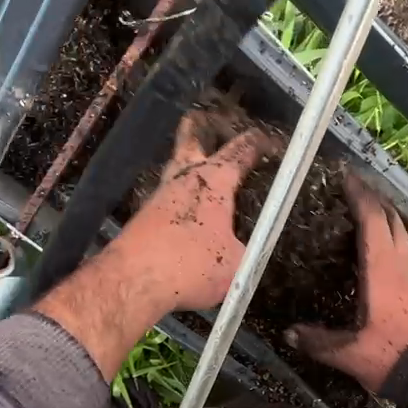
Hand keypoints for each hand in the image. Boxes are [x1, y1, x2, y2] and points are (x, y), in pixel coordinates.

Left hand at [34, 113, 278, 380]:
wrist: (135, 281)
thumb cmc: (192, 266)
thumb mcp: (236, 264)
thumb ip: (245, 250)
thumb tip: (242, 251)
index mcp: (214, 179)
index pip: (241, 148)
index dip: (260, 143)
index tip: (272, 142)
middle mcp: (184, 177)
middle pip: (193, 132)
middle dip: (209, 126)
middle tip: (222, 133)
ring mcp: (159, 195)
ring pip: (177, 168)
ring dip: (192, 169)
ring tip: (209, 186)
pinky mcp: (143, 218)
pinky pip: (167, 202)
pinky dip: (181, 205)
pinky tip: (189, 223)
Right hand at [286, 172, 407, 392]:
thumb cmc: (394, 356)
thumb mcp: (350, 354)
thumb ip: (319, 342)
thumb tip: (289, 333)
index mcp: (383, 270)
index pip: (372, 219)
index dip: (358, 195)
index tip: (344, 176)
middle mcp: (402, 265)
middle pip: (391, 220)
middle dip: (373, 201)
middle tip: (353, 192)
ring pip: (402, 235)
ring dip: (385, 220)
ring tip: (366, 216)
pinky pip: (405, 254)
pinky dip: (392, 242)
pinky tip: (381, 254)